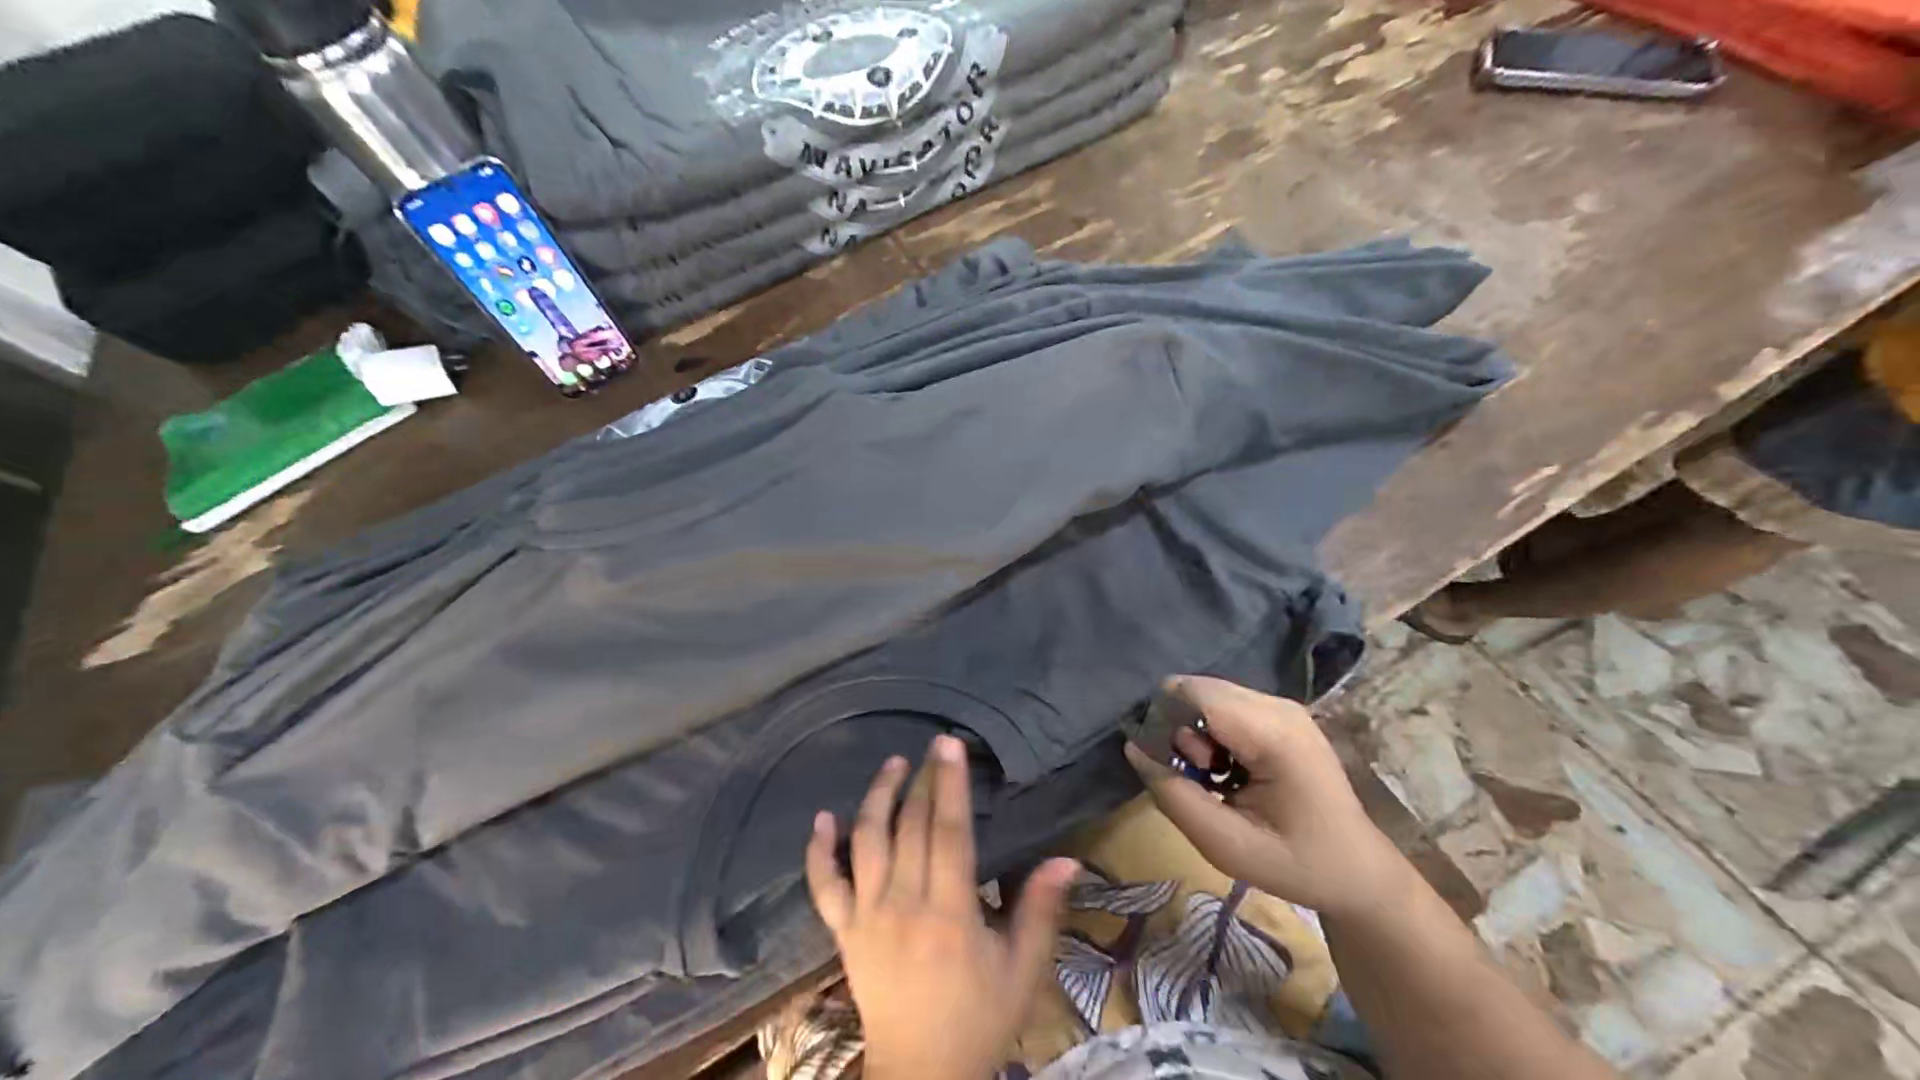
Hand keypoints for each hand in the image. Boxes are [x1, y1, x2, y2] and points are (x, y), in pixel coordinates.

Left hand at [806, 735, 1078, 1079]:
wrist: (921, 1074)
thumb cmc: (979, 1019)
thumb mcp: (1023, 971)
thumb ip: (1040, 911)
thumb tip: (1067, 859)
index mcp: (949, 913)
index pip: (949, 833)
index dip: (949, 784)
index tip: (949, 744)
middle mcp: (903, 905)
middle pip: (910, 827)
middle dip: (923, 780)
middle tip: (933, 746)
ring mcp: (867, 918)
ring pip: (867, 842)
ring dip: (877, 798)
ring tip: (893, 765)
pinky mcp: (844, 933)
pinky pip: (824, 887)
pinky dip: (819, 851)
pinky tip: (824, 818)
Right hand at [1123, 675, 1411, 920]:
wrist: (1358, 872)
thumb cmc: (1295, 864)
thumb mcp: (1224, 846)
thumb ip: (1173, 794)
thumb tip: (1134, 747)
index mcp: (1274, 734)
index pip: (1193, 693)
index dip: (1166, 724)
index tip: (1176, 770)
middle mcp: (1278, 706)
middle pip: (1197, 689)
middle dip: (1180, 729)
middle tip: (1201, 777)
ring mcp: (1282, 706)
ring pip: (1206, 695)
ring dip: (1195, 732)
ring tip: (1216, 777)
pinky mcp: (1279, 713)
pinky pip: (1222, 704)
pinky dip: (1210, 732)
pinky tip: (1228, 769)